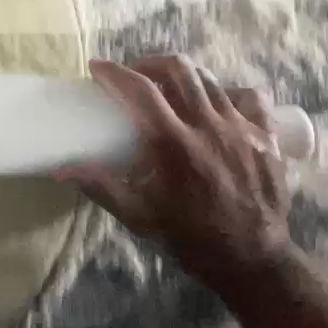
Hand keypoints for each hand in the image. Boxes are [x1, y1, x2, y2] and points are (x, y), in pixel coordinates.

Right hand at [57, 56, 292, 286]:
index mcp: (173, 143)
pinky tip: (221, 105)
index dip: (114, 72)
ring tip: (173, 90)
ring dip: (185, 78)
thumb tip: (60, 168)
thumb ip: (102, 187)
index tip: (97, 68)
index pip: (139, 88)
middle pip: (178, 69)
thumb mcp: (140, 217)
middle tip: (137, 76)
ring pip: (210, 80)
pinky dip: (231, 94)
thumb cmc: (193, 239)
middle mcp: (208, 125)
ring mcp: (242, 128)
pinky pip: (251, 97)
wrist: (256, 264)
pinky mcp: (267, 137)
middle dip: (151, 63)